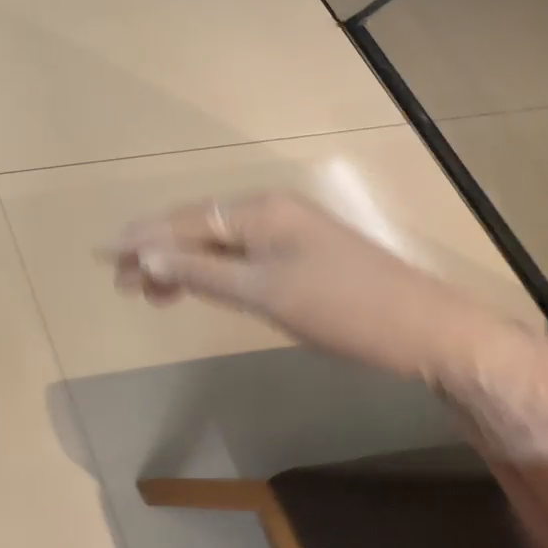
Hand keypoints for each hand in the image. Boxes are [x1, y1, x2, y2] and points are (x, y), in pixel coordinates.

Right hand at [110, 191, 547, 460]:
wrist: (443, 338)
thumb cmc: (348, 309)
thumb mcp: (266, 293)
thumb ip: (199, 271)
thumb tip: (143, 254)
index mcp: (259, 210)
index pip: (183, 221)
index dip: (140, 238)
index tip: (104, 253)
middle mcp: (269, 211)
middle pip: (194, 228)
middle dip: (155, 252)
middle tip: (123, 282)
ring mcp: (288, 231)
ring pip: (214, 243)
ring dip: (180, 264)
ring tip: (152, 291)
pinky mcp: (301, 255)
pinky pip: (237, 254)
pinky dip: (210, 270)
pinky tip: (196, 285)